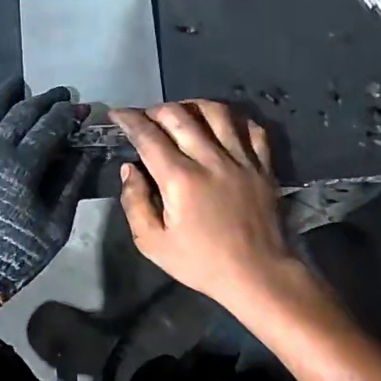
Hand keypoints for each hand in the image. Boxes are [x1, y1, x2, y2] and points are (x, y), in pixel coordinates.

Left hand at [0, 76, 99, 301]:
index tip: (81, 109)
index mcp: (24, 164)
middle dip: (45, 100)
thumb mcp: (55, 225)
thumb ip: (70, 185)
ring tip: (19, 84)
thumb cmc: (15, 251)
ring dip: (7, 94)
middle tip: (61, 93)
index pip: (50, 127)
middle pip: (23, 113)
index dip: (67, 115)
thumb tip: (85, 155)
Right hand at [111, 101, 297, 305]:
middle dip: (156, 110)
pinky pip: (252, 129)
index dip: (129, 119)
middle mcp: (211, 159)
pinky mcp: (263, 166)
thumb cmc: (202, 263)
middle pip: (180, 115)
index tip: (117, 114)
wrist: (258, 274)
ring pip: (217, 112)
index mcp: (180, 179)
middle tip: (146, 118)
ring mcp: (242, 159)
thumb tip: (129, 170)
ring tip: (183, 112)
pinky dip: (235, 120)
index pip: (148, 136)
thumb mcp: (153, 243)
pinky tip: (224, 125)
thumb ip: (135, 203)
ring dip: (194, 105)